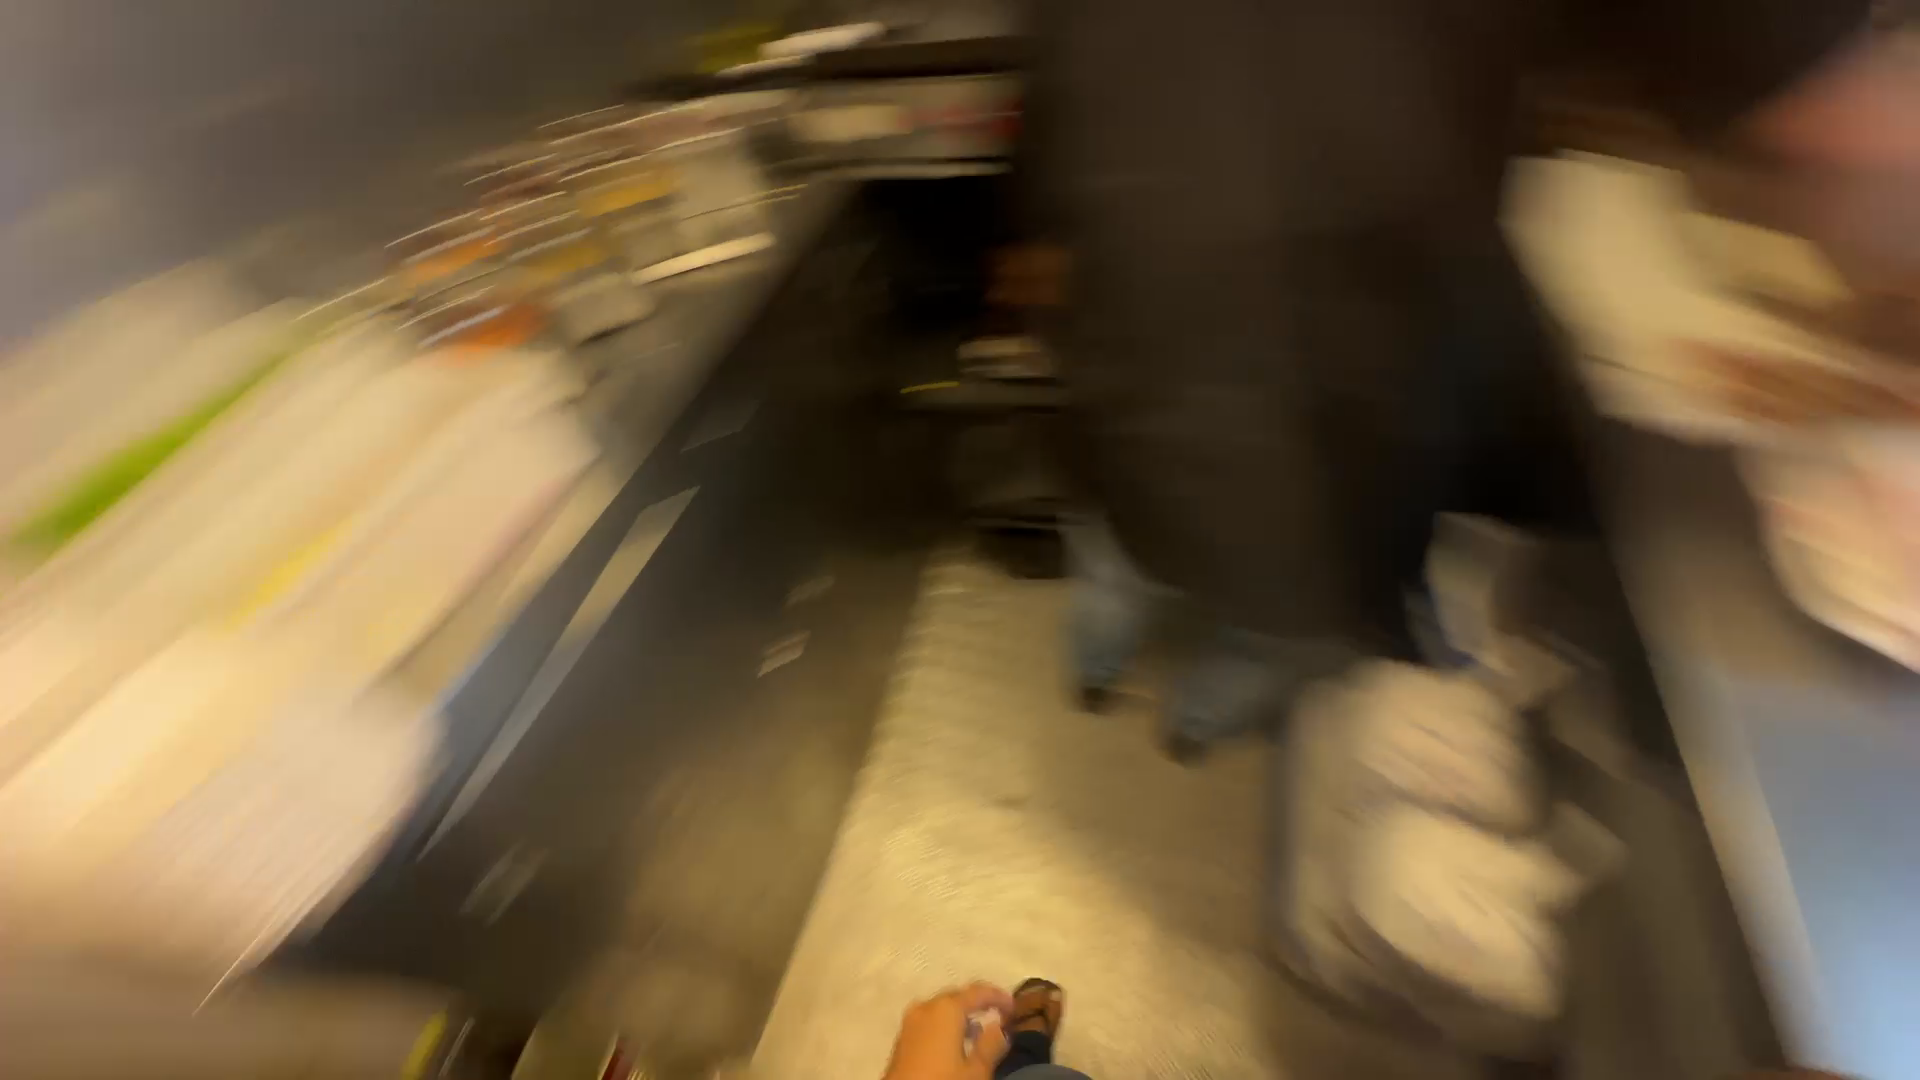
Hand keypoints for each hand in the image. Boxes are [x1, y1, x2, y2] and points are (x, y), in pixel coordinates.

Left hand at [881, 983, 1015, 1079]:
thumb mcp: (976, 1072)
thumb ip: (991, 1045)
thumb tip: (999, 1027)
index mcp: (946, 1008)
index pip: (977, 991)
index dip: (998, 996)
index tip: (1014, 1007)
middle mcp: (926, 1007)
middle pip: (957, 997)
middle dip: (978, 1004)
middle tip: (998, 1017)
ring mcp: (911, 1022)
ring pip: (941, 1010)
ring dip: (961, 1018)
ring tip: (978, 1034)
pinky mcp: (902, 1039)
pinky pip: (929, 1023)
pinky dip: (945, 1027)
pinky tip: (955, 1046)